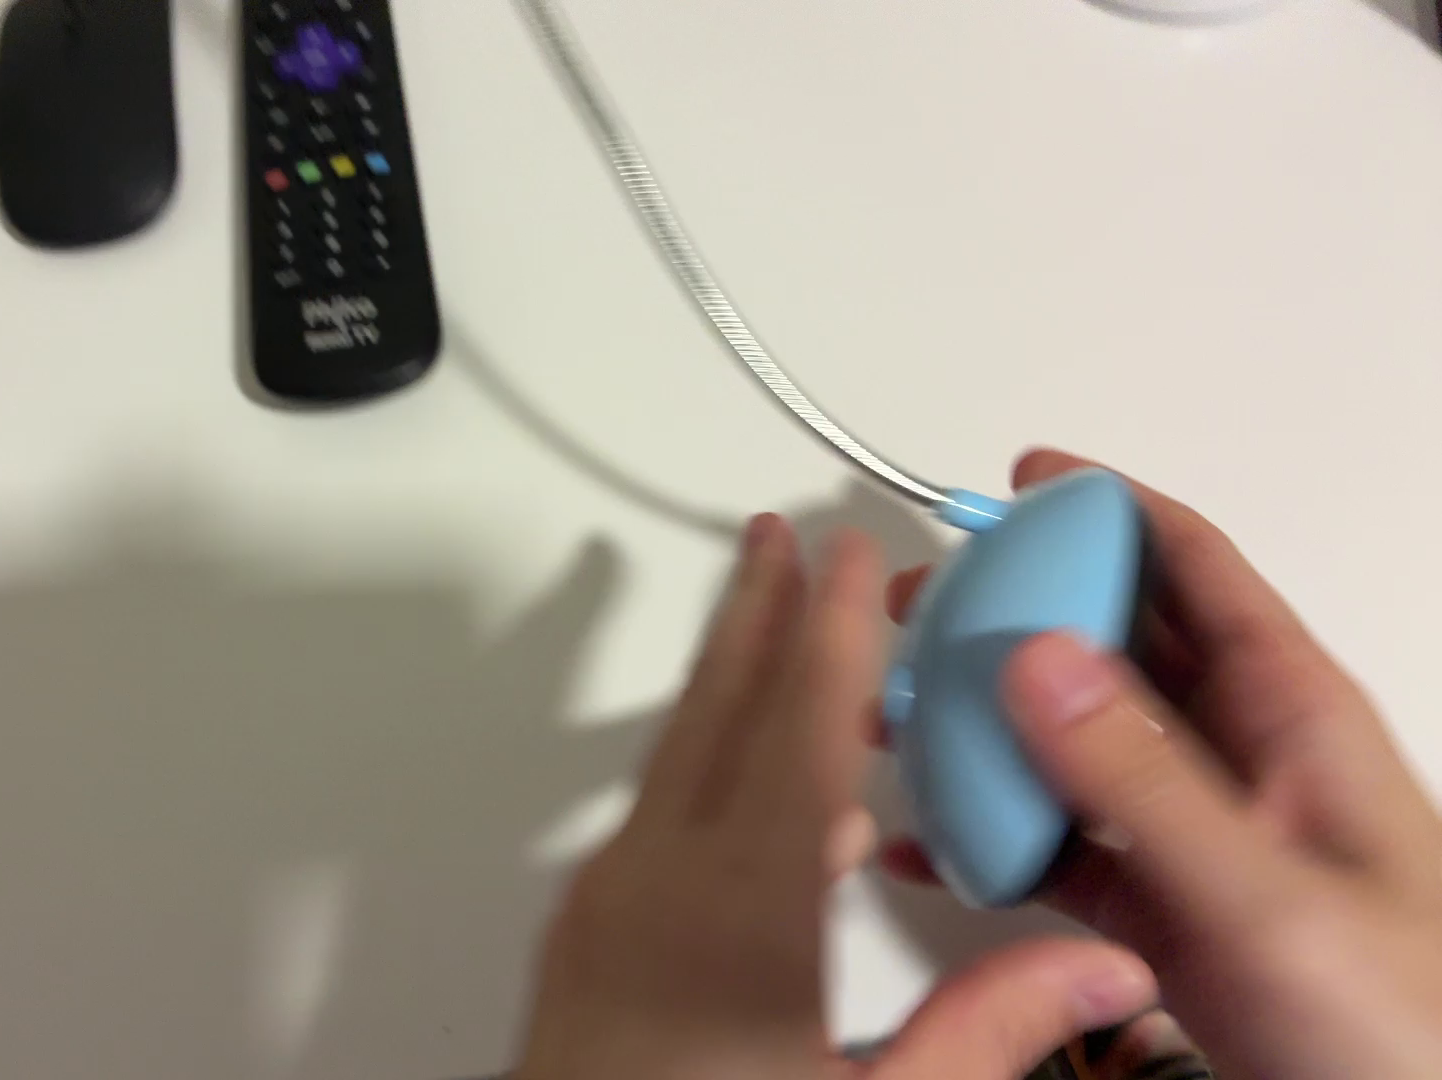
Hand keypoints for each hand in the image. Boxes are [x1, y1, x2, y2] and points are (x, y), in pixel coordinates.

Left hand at [512, 515, 1157, 1079]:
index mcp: (738, 910)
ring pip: (682, 741)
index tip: (840, 556)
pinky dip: (713, 758)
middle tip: (775, 531)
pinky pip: (662, 801)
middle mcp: (659, 867)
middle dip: (754, 607)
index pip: (794, 732)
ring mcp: (611, 877)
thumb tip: (1103, 964)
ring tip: (774, 617)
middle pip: (717, 704)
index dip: (826, 633)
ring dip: (730, 671)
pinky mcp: (592, 900)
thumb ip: (983, 1033)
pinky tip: (766, 771)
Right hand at [879, 449, 1441, 1079]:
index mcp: (1280, 714)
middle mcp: (1212, 744)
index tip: (1026, 476)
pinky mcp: (1122, 871)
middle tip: (917, 597)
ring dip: (961, 712)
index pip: (1192, 570)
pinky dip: (966, 820)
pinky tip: (915, 835)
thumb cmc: (1398, 1025)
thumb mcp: (1266, 896)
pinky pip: (1027, 819)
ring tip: (891, 715)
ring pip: (1043, 723)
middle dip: (999, 603)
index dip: (1111, 508)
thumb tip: (1029, 654)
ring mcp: (1161, 808)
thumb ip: (1143, 778)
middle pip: (1093, 635)